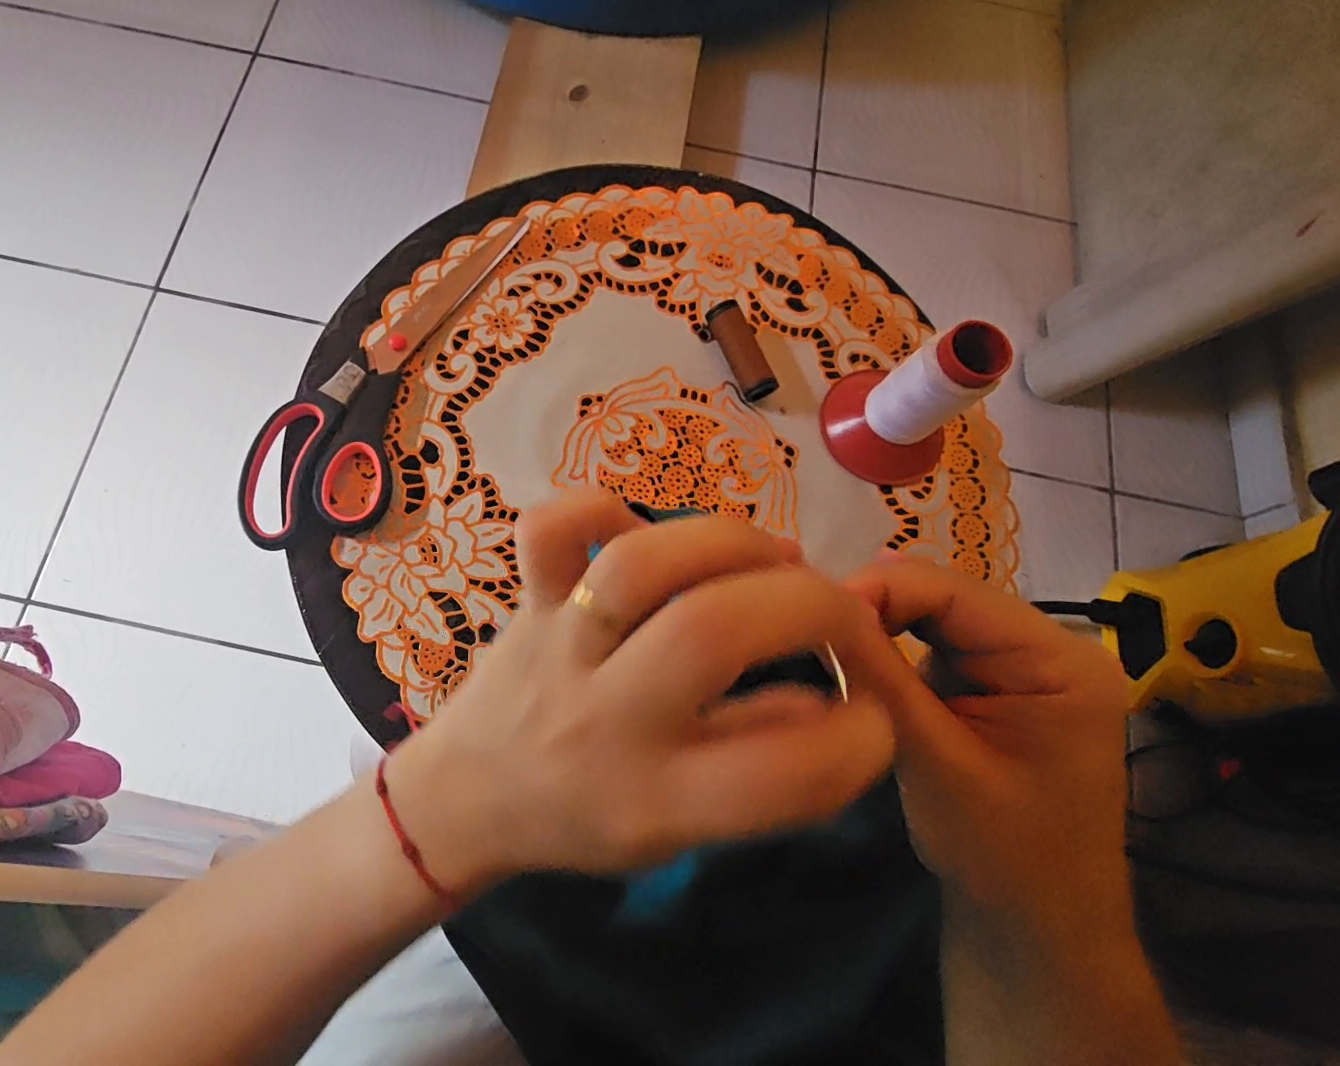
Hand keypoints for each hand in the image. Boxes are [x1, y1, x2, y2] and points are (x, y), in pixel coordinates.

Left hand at [384, 491, 922, 894]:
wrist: (466, 796)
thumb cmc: (582, 818)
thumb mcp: (678, 831)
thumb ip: (762, 766)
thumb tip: (837, 701)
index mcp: (652, 797)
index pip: (781, 772)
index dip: (860, 738)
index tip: (873, 716)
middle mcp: (603, 714)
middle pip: (712, 631)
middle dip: (808, 606)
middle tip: (835, 612)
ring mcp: (558, 644)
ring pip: (640, 564)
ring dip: (729, 545)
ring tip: (771, 559)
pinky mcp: (529, 600)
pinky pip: (549, 531)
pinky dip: (600, 509)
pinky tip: (644, 528)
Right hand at [844, 556, 1132, 934]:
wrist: (1034, 923)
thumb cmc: (999, 853)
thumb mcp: (933, 761)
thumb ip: (881, 677)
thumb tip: (821, 606)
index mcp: (1059, 662)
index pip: (956, 592)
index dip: (879, 589)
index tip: (807, 613)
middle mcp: (1048, 649)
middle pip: (944, 597)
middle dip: (873, 607)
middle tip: (806, 628)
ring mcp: (1020, 666)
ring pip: (931, 618)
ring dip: (876, 628)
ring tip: (822, 643)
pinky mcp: (991, 684)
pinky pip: (930, 645)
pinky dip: (887, 651)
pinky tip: (852, 661)